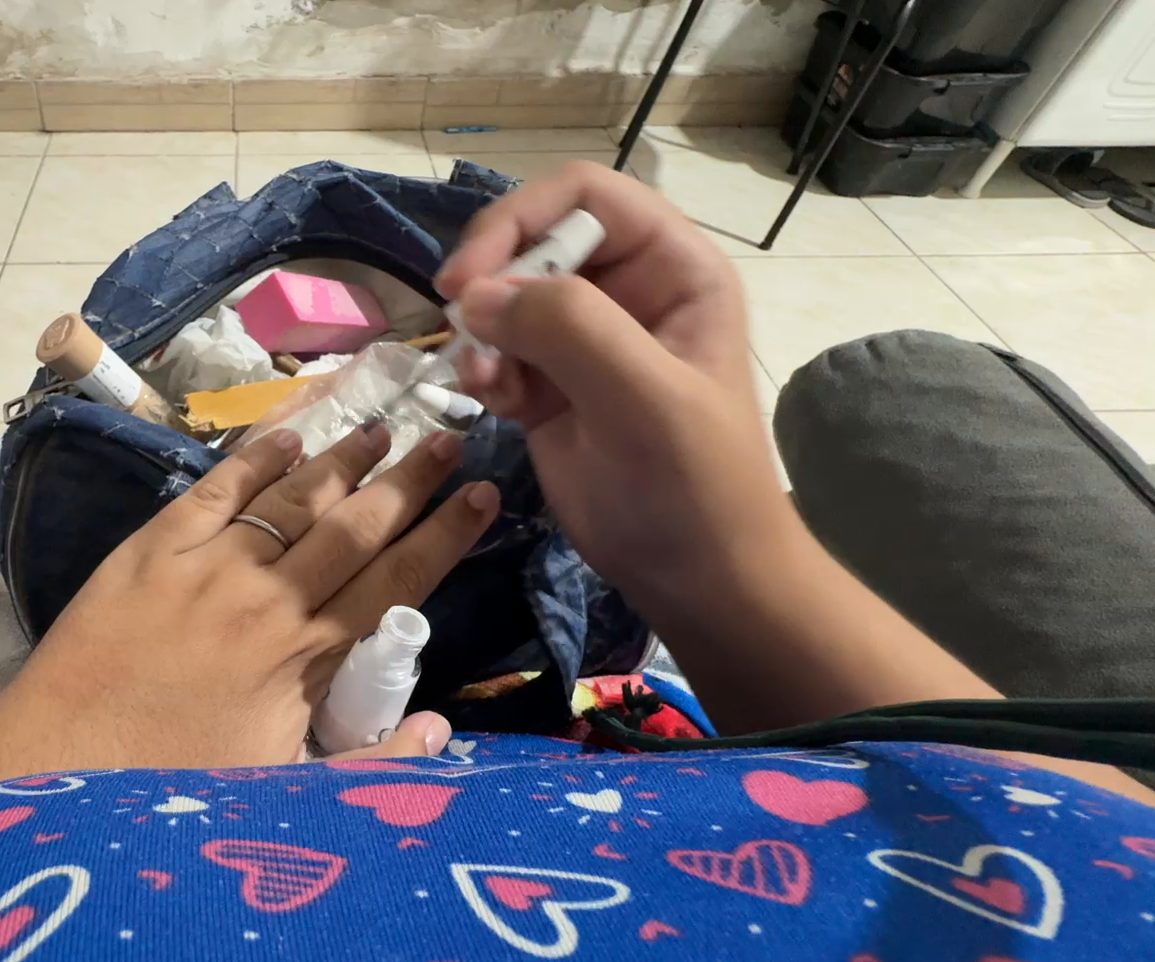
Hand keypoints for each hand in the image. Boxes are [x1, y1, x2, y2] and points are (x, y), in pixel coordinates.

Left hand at [0, 424, 499, 767]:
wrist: (57, 764)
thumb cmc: (173, 786)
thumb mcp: (284, 795)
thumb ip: (369, 764)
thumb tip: (443, 730)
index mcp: (305, 655)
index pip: (396, 581)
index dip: (445, 535)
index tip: (484, 494)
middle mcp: (267, 596)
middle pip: (355, 526)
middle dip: (409, 480)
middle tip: (448, 437)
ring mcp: (208, 563)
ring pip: (293, 498)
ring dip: (342, 459)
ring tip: (382, 426)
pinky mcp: (152, 547)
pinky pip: (215, 489)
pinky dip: (254, 457)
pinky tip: (289, 434)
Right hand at [434, 161, 793, 602]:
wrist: (692, 572)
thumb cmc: (690, 484)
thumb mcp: (642, 397)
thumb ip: (567, 329)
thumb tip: (474, 295)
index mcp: (670, 269)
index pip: (584, 197)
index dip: (518, 221)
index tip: (465, 277)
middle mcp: (623, 294)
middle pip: (533, 245)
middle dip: (492, 284)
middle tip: (462, 329)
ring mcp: (581, 345)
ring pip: (505, 304)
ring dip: (482, 337)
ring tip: (487, 385)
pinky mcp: (547, 390)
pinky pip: (497, 356)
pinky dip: (483, 373)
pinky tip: (493, 403)